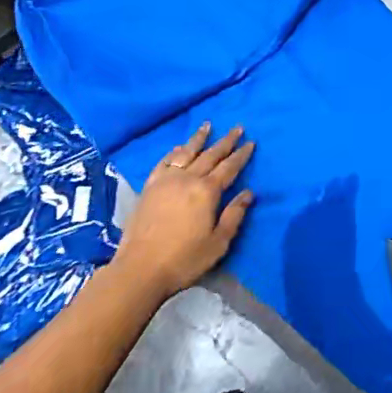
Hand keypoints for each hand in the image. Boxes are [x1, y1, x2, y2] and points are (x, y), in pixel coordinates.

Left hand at [111, 123, 254, 301]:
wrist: (140, 267)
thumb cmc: (184, 259)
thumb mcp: (218, 243)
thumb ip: (234, 215)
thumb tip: (248, 193)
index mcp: (207, 191)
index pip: (229, 168)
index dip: (241, 155)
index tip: (250, 142)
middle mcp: (187, 178)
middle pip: (210, 154)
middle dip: (225, 141)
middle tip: (237, 127)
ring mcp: (166, 180)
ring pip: (186, 152)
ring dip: (199, 138)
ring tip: (208, 125)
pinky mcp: (149, 186)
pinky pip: (165, 161)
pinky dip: (174, 151)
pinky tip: (178, 148)